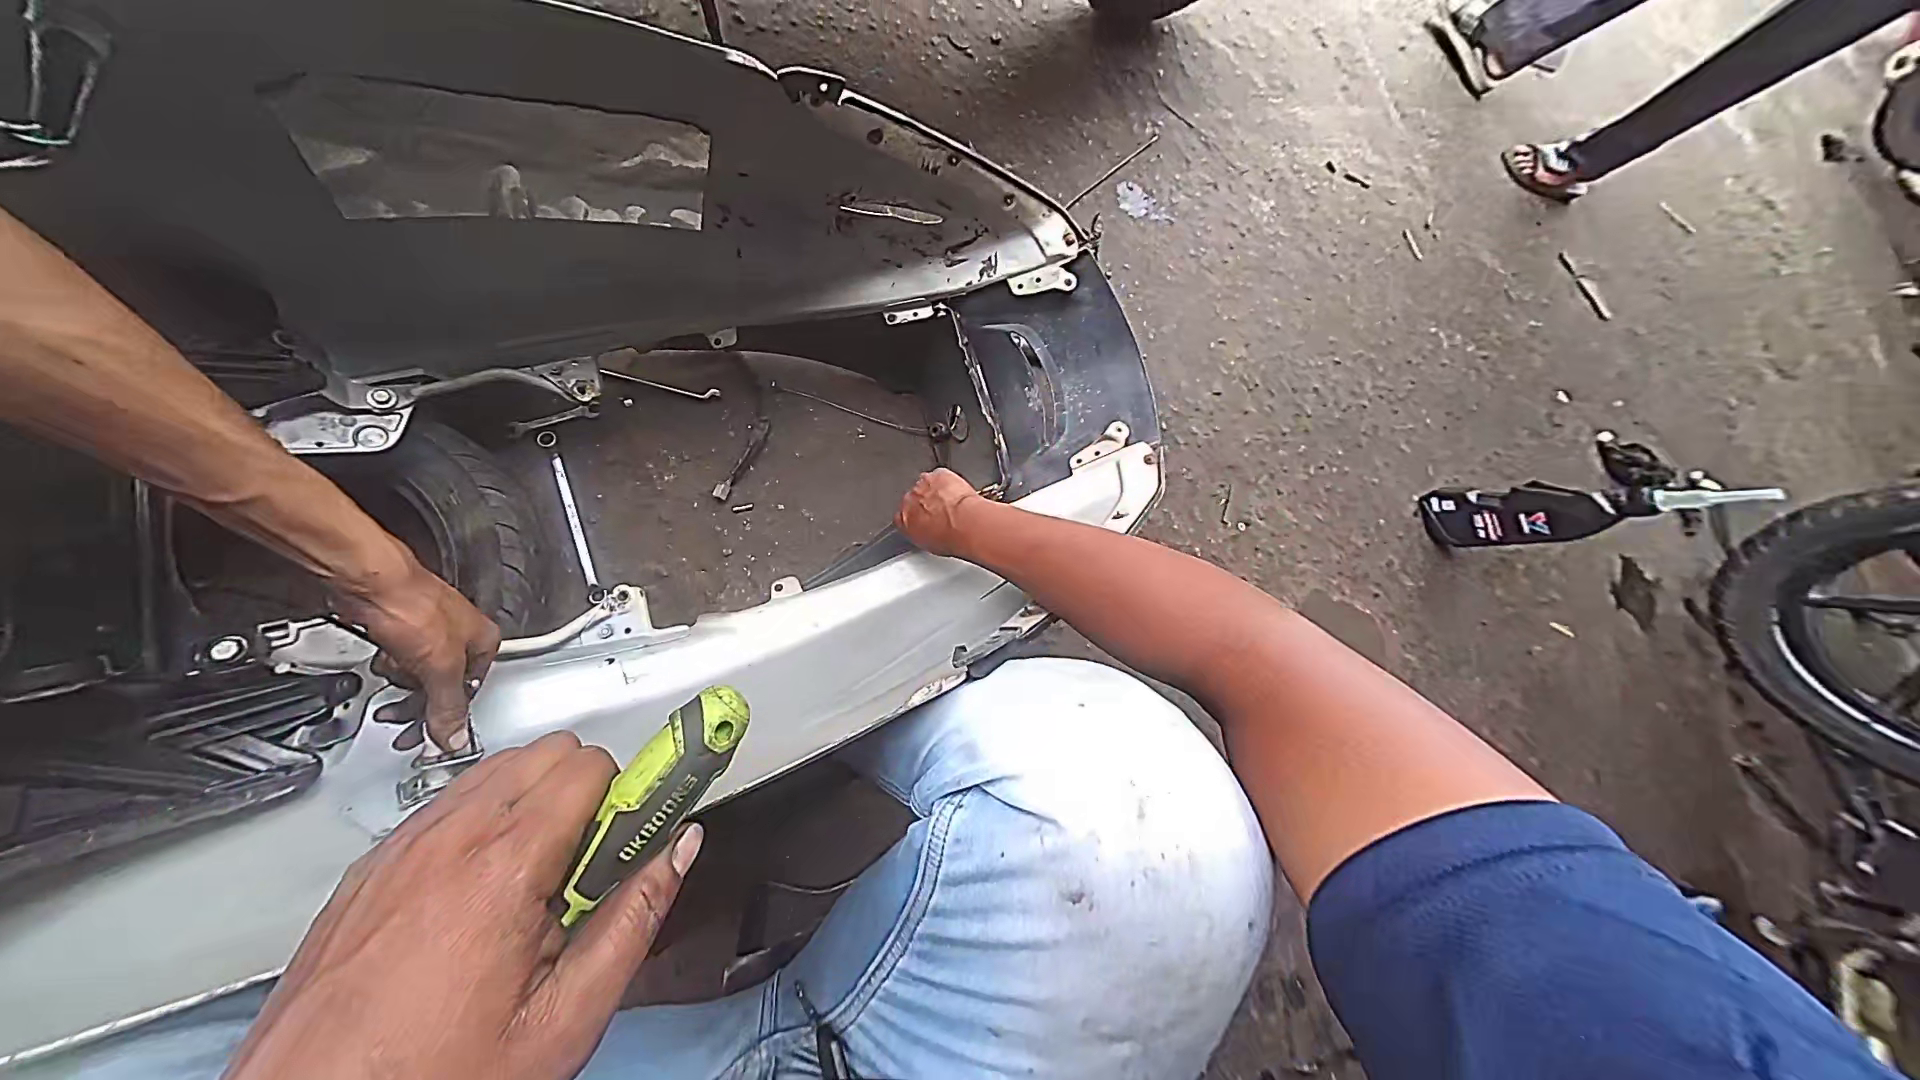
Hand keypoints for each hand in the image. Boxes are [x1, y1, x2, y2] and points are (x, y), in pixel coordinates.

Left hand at [224, 732, 701, 1079]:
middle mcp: (447, 842)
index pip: (591, 766)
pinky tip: (485, 885)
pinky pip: (450, 801)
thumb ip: (637, 916)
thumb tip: (680, 848)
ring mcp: (402, 849)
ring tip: (539, 874)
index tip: (638, 823)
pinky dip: (486, 817)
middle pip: (550, 751)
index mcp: (501, 868)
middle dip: (587, 789)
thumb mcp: (565, 1018)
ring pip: (501, 767)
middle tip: (592, 856)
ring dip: (537, 799)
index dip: (626, 793)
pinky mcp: (371, 867)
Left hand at [333, 556, 500, 752]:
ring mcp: (434, 631)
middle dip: (417, 701)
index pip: (470, 691)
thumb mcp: (438, 667)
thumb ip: (447, 706)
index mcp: (486, 642)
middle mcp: (465, 636)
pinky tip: (382, 658)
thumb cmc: (412, 607)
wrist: (370, 582)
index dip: (446, 714)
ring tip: (390, 673)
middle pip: (444, 683)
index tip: (425, 735)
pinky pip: (400, 658)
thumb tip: (454, 737)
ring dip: (401, 680)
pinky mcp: (405, 627)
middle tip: (395, 716)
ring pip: (420, 672)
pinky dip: (389, 663)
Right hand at [895, 468, 991, 557]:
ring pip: (928, 485)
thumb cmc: (949, 536)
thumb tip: (929, 534)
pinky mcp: (939, 474)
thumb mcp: (929, 545)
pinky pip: (942, 475)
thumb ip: (921, 533)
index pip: (903, 515)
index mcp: (903, 519)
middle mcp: (910, 499)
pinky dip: (949, 482)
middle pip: (915, 497)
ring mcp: (924, 484)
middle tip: (941, 512)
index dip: (916, 516)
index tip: (925, 520)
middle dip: (926, 503)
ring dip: (937, 491)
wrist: (964, 524)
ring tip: (952, 503)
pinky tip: (957, 492)